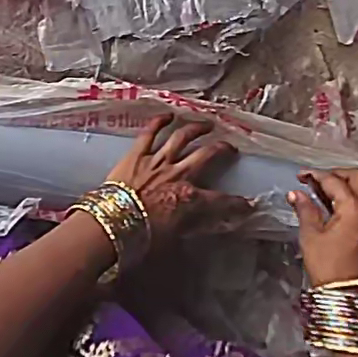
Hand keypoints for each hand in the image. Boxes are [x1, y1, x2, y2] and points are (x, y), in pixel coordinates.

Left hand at [107, 118, 252, 248]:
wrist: (109, 225)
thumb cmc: (140, 238)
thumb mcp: (172, 240)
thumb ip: (189, 229)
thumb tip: (203, 227)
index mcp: (190, 198)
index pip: (221, 201)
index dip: (237, 203)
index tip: (248, 204)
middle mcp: (179, 174)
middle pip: (207, 155)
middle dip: (222, 150)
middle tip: (229, 147)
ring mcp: (158, 160)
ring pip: (182, 137)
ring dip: (197, 128)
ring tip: (207, 124)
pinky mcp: (137, 154)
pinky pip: (150, 133)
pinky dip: (159, 122)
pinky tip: (168, 115)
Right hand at [288, 168, 357, 285]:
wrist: (353, 300)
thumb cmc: (329, 269)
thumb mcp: (311, 238)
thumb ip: (305, 211)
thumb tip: (297, 194)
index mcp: (355, 209)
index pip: (335, 182)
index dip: (317, 175)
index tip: (302, 176)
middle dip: (339, 173)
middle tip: (319, 178)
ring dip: (349, 186)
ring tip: (327, 193)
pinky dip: (356, 200)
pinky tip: (339, 209)